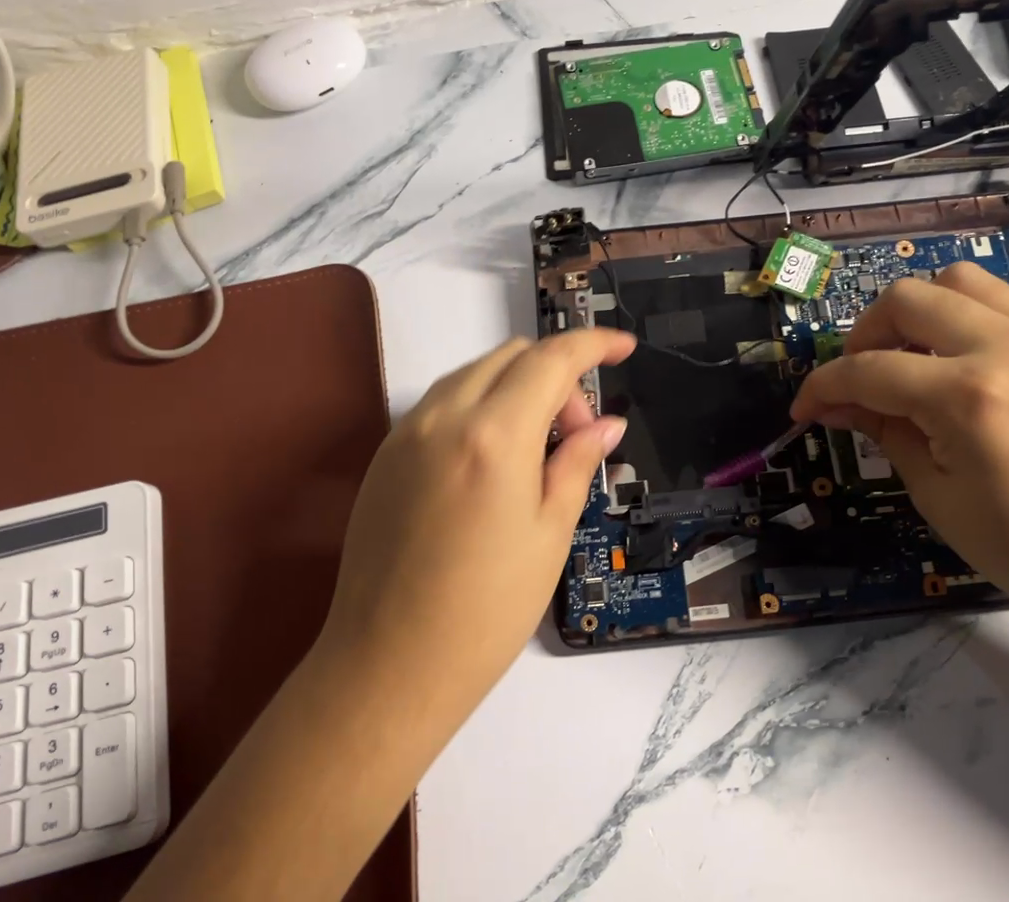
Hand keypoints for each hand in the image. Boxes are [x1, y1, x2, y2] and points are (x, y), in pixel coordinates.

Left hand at [320, 328, 634, 703]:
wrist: (391, 663)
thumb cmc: (488, 609)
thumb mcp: (551, 534)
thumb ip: (578, 463)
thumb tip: (607, 424)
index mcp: (494, 435)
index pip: (552, 360)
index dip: (594, 345)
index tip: (624, 349)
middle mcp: (443, 417)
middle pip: (510, 356)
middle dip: (556, 376)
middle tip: (578, 434)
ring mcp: (405, 434)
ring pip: (472, 374)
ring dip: (515, 388)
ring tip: (538, 451)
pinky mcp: (384, 456)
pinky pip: (440, 405)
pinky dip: (478, 408)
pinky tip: (494, 463)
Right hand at [790, 264, 1008, 635]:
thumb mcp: (938, 496)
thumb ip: (886, 433)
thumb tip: (840, 406)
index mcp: (966, 396)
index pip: (869, 369)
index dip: (823, 386)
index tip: (805, 409)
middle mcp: (1004, 350)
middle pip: (909, 298)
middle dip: (865, 334)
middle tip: (858, 379)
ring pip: (961, 282)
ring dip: (919, 312)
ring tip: (910, 359)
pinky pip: (1002, 308)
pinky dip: (964, 323)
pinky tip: (960, 372)